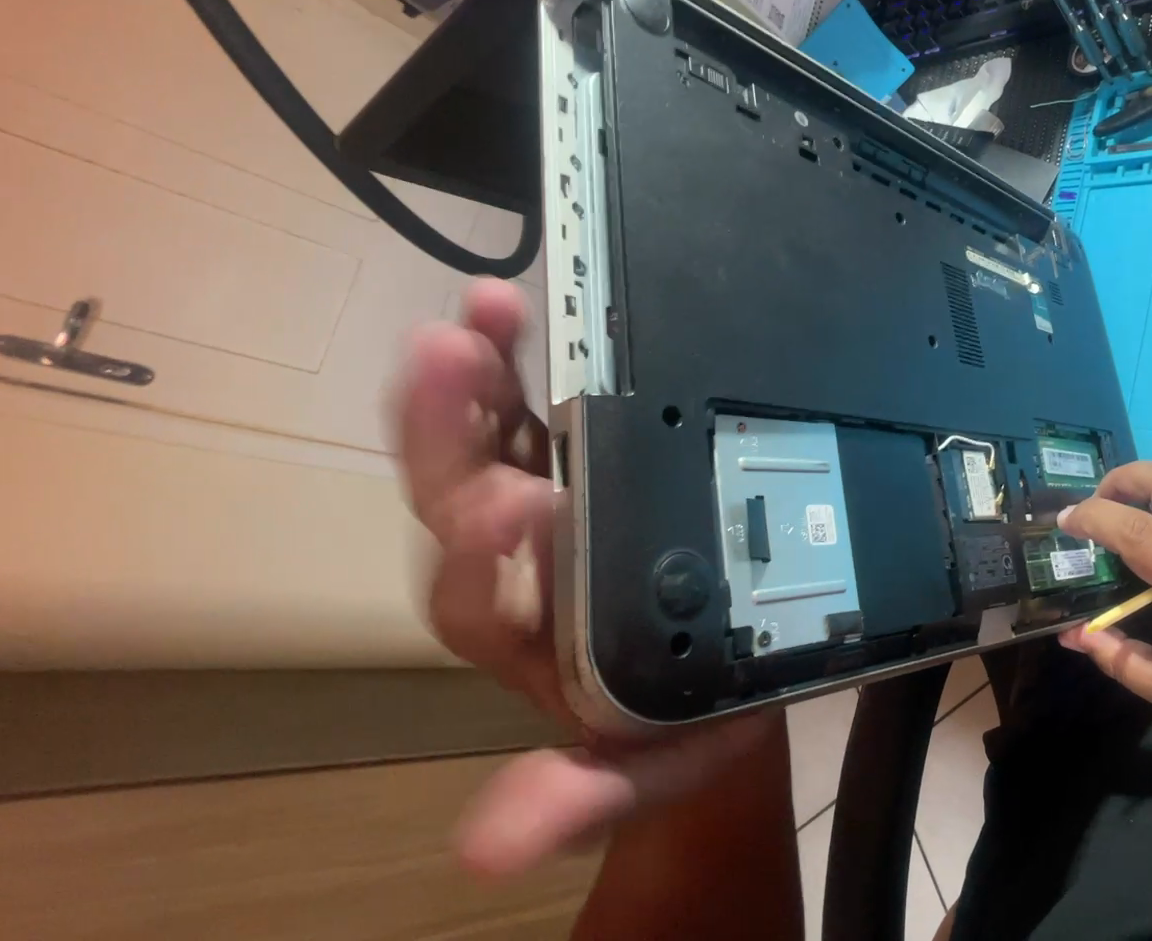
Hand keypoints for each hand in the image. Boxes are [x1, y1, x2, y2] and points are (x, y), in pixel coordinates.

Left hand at [396, 279, 773, 876]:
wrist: (701, 684)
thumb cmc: (673, 724)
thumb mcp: (645, 772)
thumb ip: (583, 798)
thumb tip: (492, 843)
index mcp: (528, 634)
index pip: (473, 594)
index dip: (478, 550)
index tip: (515, 504)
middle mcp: (521, 565)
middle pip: (458, 493)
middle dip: (449, 429)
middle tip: (454, 354)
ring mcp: (546, 505)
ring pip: (488, 436)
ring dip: (478, 371)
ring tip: (482, 307)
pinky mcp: (579, 467)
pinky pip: (538, 410)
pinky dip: (523, 358)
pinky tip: (517, 307)